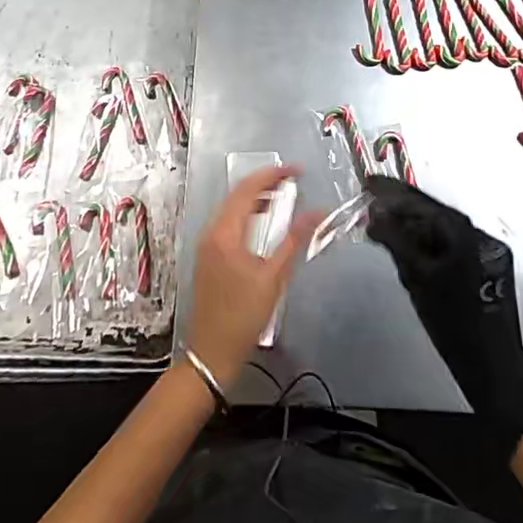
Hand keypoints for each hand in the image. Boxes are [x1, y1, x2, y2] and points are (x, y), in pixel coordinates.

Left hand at [186, 165, 317, 388]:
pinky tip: (263, 221)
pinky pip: (227, 223)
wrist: (212, 351)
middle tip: (292, 179)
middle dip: (265, 182)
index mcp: (225, 234)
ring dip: (255, 198)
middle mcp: (211, 233)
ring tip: (283, 195)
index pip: (247, 190)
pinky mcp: (208, 256)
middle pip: (236, 195)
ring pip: (231, 209)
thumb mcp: (274, 278)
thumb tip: (316, 213)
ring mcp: (206, 245)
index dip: (272, 175)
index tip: (296, 170)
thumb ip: (294, 241)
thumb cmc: (243, 317)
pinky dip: (246, 214)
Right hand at [365, 175, 522, 456]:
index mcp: (466, 235)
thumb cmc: (453, 325)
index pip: (423, 204)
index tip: (367, 183)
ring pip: (443, 227)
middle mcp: (481, 235)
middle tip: (370, 199)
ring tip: (383, 223)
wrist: (494, 366)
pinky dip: (429, 239)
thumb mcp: (417, 280)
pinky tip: (408, 243)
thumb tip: (373, 213)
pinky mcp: (488, 262)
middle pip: (434, 212)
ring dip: (414, 223)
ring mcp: (488, 248)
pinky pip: (452, 242)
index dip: (393, 192)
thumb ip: (395, 242)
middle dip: (402, 206)